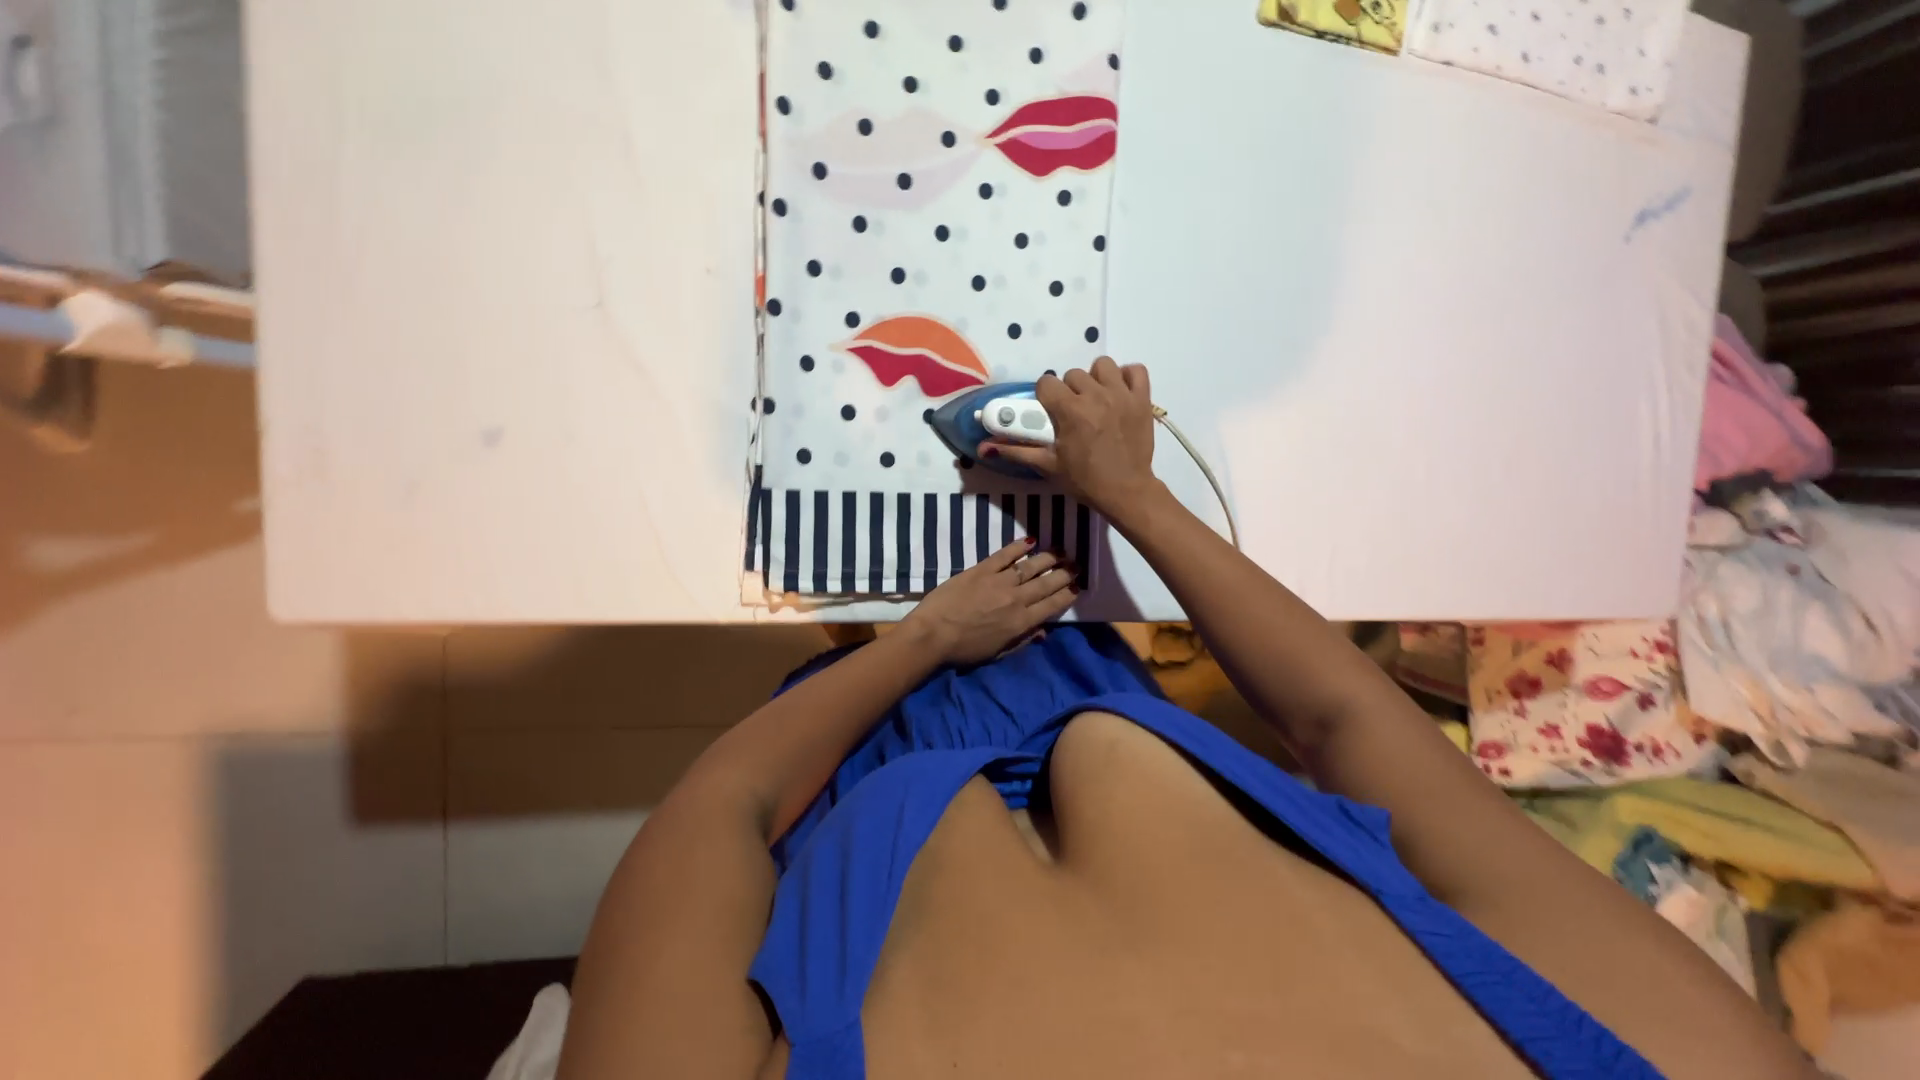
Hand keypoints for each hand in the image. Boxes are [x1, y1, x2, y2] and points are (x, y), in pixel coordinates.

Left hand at [903, 539, 1078, 665]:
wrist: (933, 634)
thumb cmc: (964, 650)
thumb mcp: (997, 653)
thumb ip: (1022, 641)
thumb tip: (1043, 631)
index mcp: (1021, 623)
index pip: (1052, 606)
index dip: (1067, 595)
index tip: (1078, 586)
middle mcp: (1016, 599)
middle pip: (1046, 583)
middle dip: (1065, 573)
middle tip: (1076, 565)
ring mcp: (999, 582)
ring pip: (1031, 566)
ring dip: (1049, 558)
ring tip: (1061, 551)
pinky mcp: (981, 570)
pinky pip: (1004, 555)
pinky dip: (1018, 546)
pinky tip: (1030, 540)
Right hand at [984, 356, 1161, 517]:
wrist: (1126, 492)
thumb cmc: (1084, 481)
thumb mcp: (1047, 465)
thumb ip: (1015, 450)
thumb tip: (983, 447)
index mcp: (1070, 410)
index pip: (1047, 383)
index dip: (1045, 396)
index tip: (1050, 412)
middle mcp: (1096, 396)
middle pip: (1073, 374)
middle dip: (1069, 390)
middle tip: (1073, 413)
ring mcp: (1122, 395)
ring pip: (1103, 366)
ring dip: (1096, 379)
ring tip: (1097, 399)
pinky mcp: (1142, 399)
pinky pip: (1136, 370)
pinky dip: (1127, 377)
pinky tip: (1119, 392)